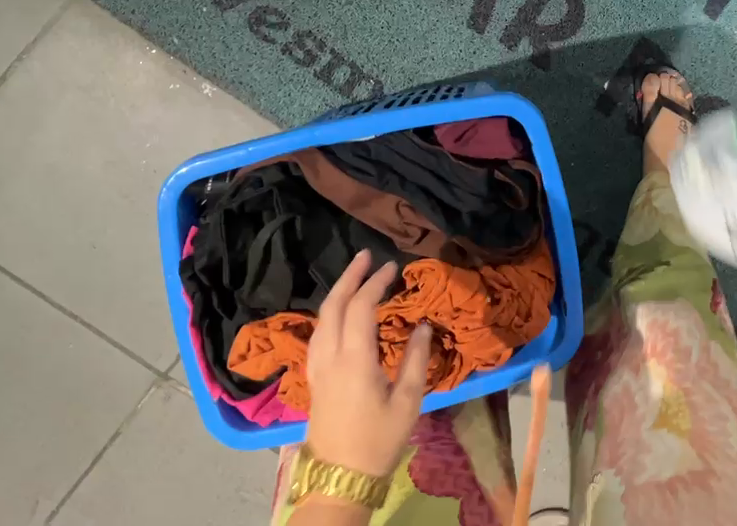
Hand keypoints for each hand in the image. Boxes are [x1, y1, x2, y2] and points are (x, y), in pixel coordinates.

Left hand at [303, 250, 434, 477]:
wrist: (339, 480)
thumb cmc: (378, 441)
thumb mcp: (407, 403)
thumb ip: (415, 360)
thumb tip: (422, 326)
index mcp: (354, 359)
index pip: (361, 307)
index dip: (376, 283)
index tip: (393, 267)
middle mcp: (330, 357)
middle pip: (333, 305)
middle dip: (349, 277)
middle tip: (366, 256)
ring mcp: (317, 368)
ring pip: (321, 319)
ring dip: (337, 292)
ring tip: (355, 277)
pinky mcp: (314, 379)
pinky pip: (318, 334)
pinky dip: (330, 313)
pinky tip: (339, 314)